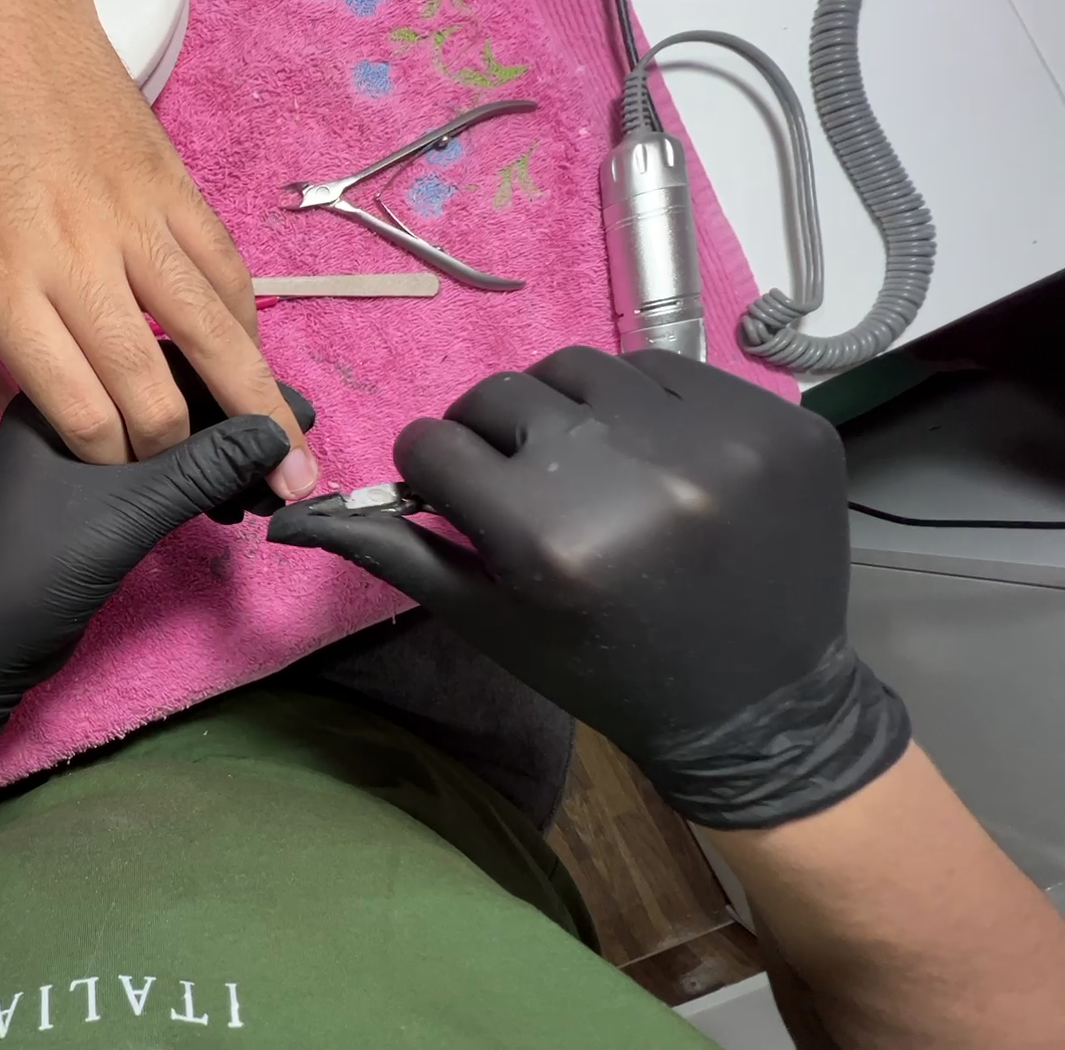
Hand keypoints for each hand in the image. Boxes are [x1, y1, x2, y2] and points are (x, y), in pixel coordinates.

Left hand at [0, 0, 317, 500]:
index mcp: (6, 287)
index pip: (83, 411)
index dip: (108, 464)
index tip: (118, 481)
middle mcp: (83, 263)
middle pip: (156, 393)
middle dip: (184, 458)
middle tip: (212, 491)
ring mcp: (140, 220)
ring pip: (218, 336)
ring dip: (258, 408)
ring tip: (292, 457)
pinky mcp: (174, 184)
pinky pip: (229, 271)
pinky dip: (246, 327)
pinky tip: (252, 360)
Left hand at [0, 388, 295, 761]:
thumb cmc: (30, 573)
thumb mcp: (121, 516)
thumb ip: (198, 469)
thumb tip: (278, 434)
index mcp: (64, 397)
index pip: (166, 369)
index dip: (239, 391)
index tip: (299, 419)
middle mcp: (72, 417)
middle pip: (173, 404)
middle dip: (239, 431)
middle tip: (295, 459)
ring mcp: (80, 461)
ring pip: (169, 445)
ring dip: (222, 465)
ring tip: (270, 490)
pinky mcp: (88, 501)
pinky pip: (156, 479)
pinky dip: (197, 490)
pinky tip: (228, 507)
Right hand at [270, 346, 910, 828]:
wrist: (751, 701)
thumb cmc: (589, 665)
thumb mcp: (480, 617)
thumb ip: (390, 550)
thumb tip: (293, 516)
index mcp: (542, 537)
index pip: (429, 445)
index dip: (427, 471)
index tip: (452, 497)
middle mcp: (625, 475)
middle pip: (496, 393)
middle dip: (483, 432)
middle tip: (508, 477)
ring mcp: (713, 440)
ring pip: (575, 366)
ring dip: (554, 408)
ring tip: (575, 461)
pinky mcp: (774, 421)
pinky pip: (662, 368)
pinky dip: (632, 402)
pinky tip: (644, 455)